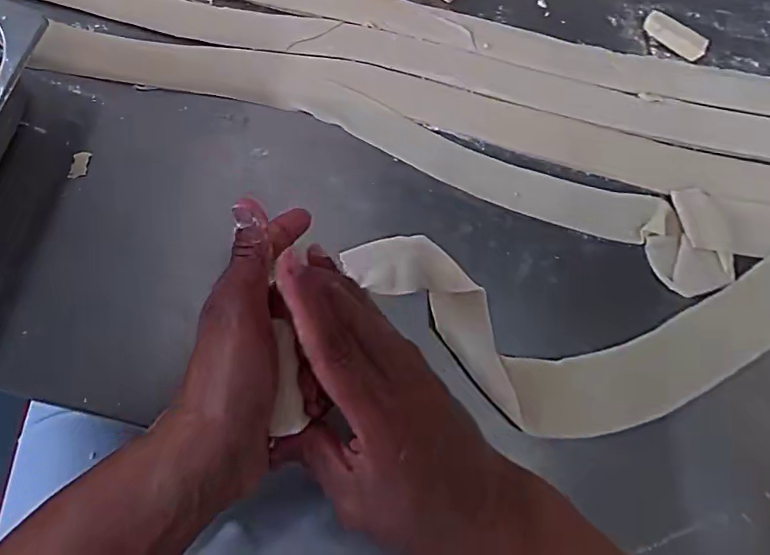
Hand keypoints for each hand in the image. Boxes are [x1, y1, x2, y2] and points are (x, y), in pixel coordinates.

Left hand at [160, 197, 310, 502]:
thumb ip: (250, 259)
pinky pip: (308, 370)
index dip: (284, 231)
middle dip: (314, 303)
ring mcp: (265, 357)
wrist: (218, 453)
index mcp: (240, 296)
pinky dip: (315, 379)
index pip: (267, 251)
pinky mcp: (278, 389)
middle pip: (293, 293)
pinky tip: (318, 393)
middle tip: (331, 312)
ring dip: (316, 347)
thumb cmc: (228, 377)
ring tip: (321, 366)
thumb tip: (246, 208)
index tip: (306, 219)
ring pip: (305, 332)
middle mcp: (251, 322)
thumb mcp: (241, 307)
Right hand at [275, 247, 617, 554]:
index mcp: (377, 414)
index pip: (333, 350)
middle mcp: (396, 377)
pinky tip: (341, 285)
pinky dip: (355, 297)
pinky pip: (378, 320)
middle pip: (349, 319)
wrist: (483, 505)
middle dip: (316, 284)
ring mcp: (410, 363)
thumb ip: (317, 453)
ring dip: (336, 283)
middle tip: (287, 258)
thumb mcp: (355, 501)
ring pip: (365, 313)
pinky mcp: (416, 359)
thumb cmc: (420, 511)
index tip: (288, 274)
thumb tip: (286, 422)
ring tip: (311, 258)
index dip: (306, 308)